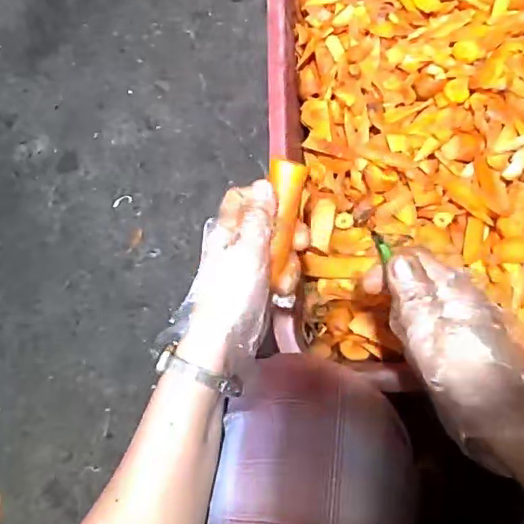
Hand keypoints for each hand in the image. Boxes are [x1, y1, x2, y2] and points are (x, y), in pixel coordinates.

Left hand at [174, 181, 277, 372]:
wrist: (225, 341)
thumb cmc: (233, 292)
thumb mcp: (248, 249)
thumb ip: (259, 217)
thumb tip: (264, 183)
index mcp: (227, 228)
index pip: (245, 197)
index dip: (266, 198)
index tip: (286, 208)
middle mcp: (237, 242)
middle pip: (269, 221)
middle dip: (288, 232)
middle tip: (298, 244)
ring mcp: (249, 264)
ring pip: (280, 247)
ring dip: (288, 261)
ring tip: (283, 279)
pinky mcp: (260, 284)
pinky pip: (280, 271)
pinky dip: (284, 280)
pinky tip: (281, 293)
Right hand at [385, 247, 523, 471]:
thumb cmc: (477, 394)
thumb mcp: (434, 348)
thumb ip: (415, 302)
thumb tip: (397, 259)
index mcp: (456, 294)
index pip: (415, 258)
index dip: (385, 268)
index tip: (365, 296)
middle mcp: (470, 300)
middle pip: (424, 277)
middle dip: (396, 292)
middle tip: (381, 324)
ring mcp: (481, 323)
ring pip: (434, 303)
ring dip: (410, 315)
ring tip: (402, 345)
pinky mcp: (486, 346)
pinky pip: (447, 325)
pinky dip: (428, 333)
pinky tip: (426, 358)